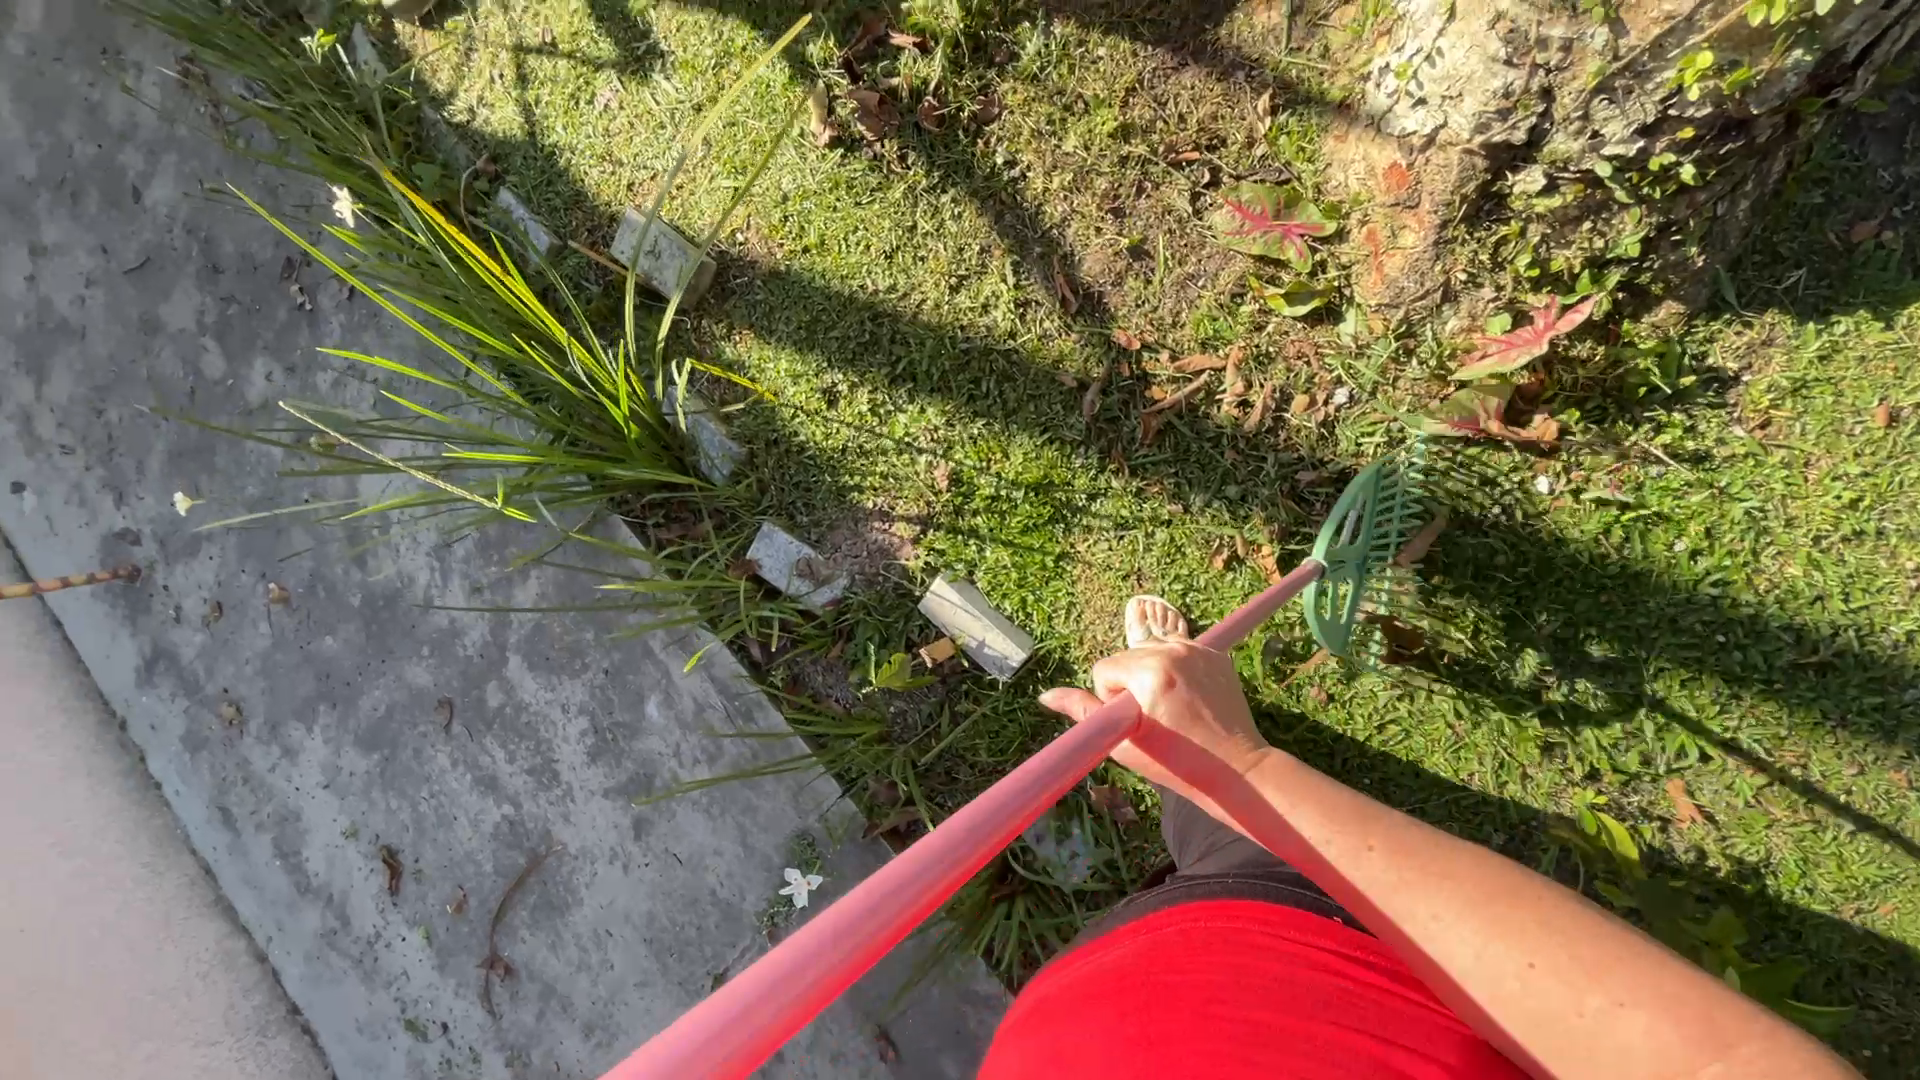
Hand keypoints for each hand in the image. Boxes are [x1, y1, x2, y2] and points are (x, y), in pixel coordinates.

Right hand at [1039, 641, 1272, 814]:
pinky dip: (1175, 669)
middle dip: (1130, 684)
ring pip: (1150, 652)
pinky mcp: (1214, 654)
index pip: (1104, 669)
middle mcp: (1174, 650)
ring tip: (1172, 708)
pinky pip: (1177, 651)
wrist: (1237, 770)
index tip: (1136, 722)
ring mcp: (1198, 649)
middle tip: (1155, 719)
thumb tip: (1046, 695)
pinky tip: (1187, 697)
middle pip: (1126, 657)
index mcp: (1149, 671)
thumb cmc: (1176, 764)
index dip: (1112, 699)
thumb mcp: (1123, 743)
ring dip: (1151, 674)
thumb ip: (1084, 712)